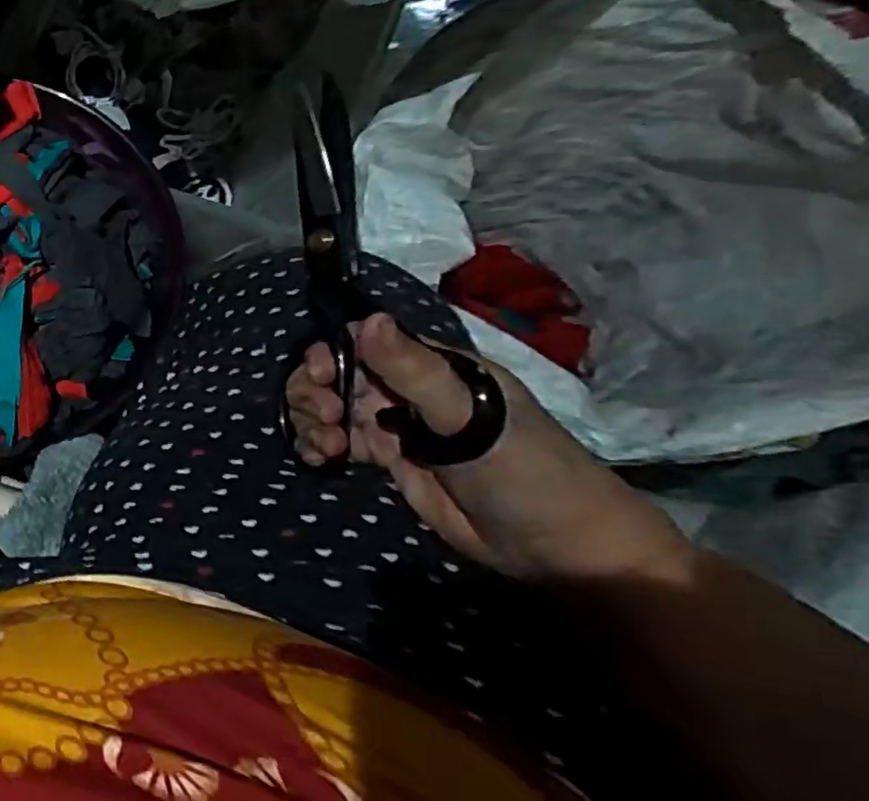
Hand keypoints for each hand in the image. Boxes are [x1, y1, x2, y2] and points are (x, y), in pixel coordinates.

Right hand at [286, 313, 694, 584]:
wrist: (557, 549)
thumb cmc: (522, 469)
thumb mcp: (467, 416)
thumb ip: (414, 370)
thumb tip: (368, 319)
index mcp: (428, 365)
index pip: (360, 341)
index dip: (329, 352)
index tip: (320, 376)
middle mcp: (403, 387)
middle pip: (334, 373)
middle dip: (313, 390)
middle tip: (326, 419)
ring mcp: (393, 423)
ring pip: (328, 406)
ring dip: (311, 420)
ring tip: (327, 448)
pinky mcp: (386, 458)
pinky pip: (336, 440)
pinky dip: (315, 445)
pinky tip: (318, 458)